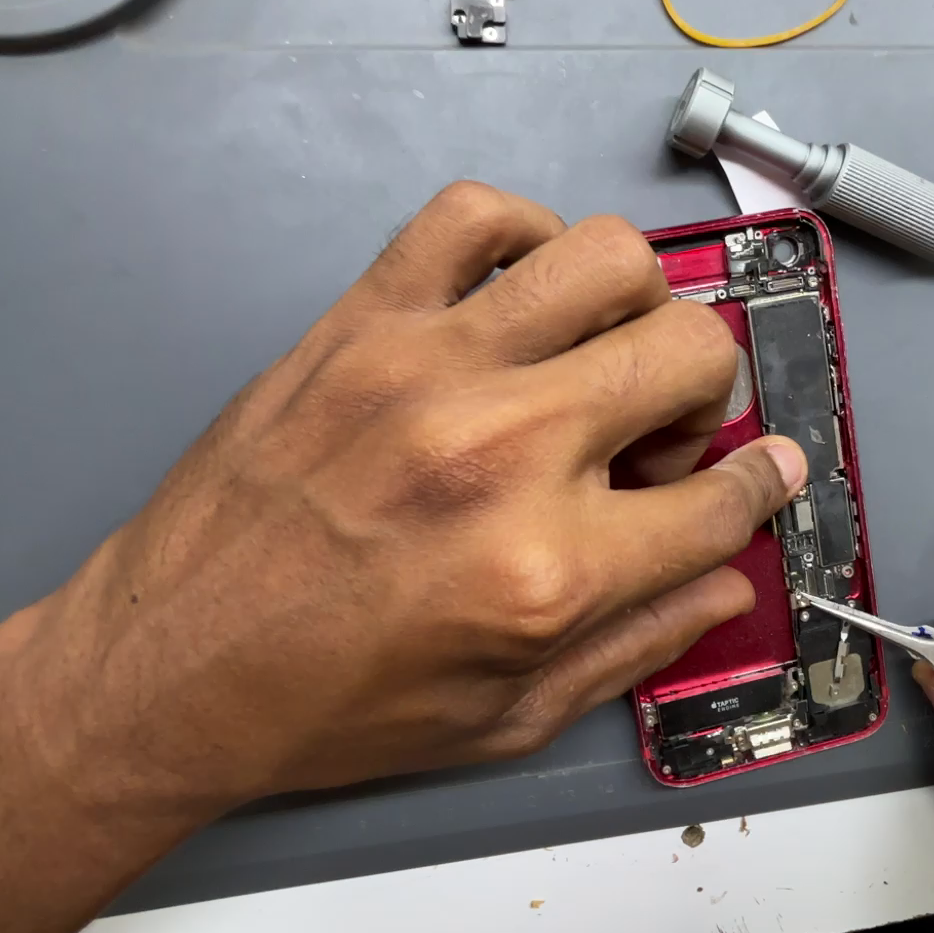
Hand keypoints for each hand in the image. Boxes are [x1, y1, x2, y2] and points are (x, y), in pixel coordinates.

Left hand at [0, 181, 806, 811]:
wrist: (167, 664)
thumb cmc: (339, 704)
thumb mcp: (511, 715)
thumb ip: (643, 642)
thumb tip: (732, 574)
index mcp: (550, 571)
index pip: (722, 500)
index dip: (763, 486)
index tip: (767, 473)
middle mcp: (504, 450)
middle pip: (690, 353)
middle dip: (709, 395)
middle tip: (661, 433)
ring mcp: (430, 366)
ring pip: (607, 259)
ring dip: (639, 305)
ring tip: (600, 356)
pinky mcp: (362, 319)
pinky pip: (475, 217)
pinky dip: (527, 236)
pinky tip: (523, 294)